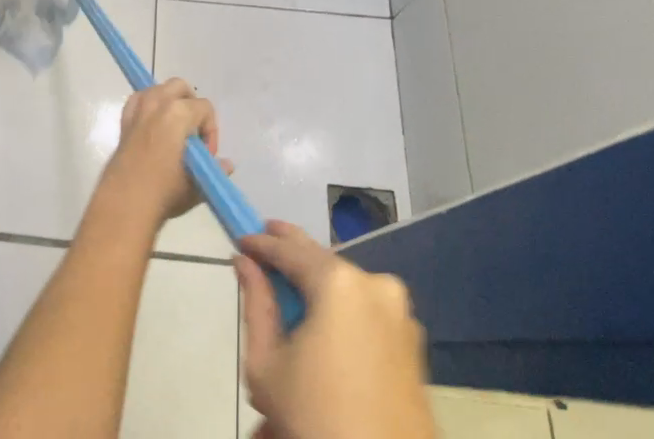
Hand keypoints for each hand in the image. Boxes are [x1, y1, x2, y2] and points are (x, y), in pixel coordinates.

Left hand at [92, 79, 230, 226]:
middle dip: (191, 106)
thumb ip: (215, 169)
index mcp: (179, 113)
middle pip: (180, 88)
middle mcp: (157, 103)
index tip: (206, 155)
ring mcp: (138, 110)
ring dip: (169, 102)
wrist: (125, 203)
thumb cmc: (166, 191)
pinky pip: (138, 101)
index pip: (205, 107)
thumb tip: (226, 164)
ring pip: (157, 90)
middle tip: (192, 135)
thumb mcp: (198, 183)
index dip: (210, 130)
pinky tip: (152, 128)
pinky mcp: (124, 122)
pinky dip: (147, 107)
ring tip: (174, 130)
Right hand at [237, 222, 434, 438]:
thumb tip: (245, 264)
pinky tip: (322, 316)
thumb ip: (257, 303)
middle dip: (293, 250)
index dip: (262, 244)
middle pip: (324, 260)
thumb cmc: (314, 419)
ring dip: (318, 280)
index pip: (290, 251)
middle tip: (266, 235)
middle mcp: (377, 286)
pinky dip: (341, 306)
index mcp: (340, 284)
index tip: (240, 239)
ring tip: (290, 280)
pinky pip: (367, 309)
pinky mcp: (413, 342)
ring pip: (348, 284)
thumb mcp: (267, 363)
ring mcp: (401, 314)